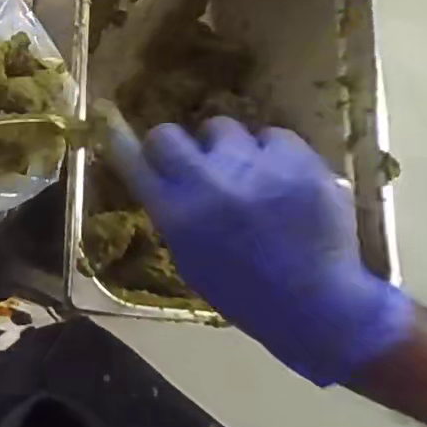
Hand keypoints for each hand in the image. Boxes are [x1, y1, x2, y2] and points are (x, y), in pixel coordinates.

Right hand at [109, 118, 410, 385]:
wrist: (315, 304)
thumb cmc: (243, 291)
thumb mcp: (190, 256)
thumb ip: (175, 213)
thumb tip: (169, 177)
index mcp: (175, 214)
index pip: (133, 162)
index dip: (120, 140)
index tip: (111, 122)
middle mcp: (205, 183)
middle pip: (167, 134)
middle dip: (176, 144)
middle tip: (195, 157)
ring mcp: (251, 167)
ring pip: (223, 127)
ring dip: (228, 146)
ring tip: (248, 171)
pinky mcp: (295, 160)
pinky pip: (273, 135)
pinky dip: (274, 152)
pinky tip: (284, 178)